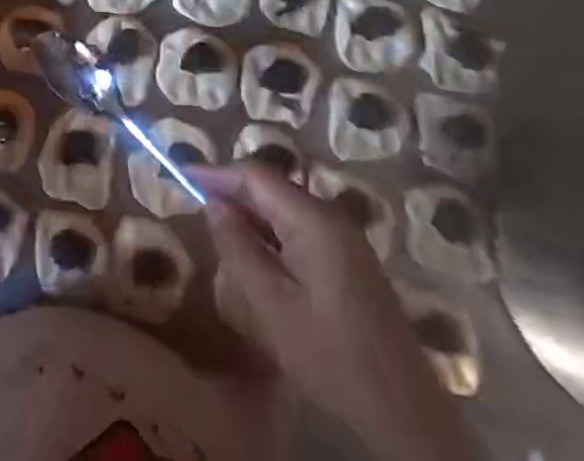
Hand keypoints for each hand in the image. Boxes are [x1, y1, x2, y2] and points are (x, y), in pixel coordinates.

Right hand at [192, 164, 476, 460]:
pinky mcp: (349, 263)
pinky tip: (252, 257)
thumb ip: (237, 247)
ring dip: (249, 216)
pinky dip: (269, 235)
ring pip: (284, 211)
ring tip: (216, 230)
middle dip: (230, 193)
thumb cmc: (328, 354)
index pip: (255, 177)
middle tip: (192, 204)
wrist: (402, 410)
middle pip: (271, 189)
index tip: (181, 175)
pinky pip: (298, 232)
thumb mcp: (269, 302)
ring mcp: (345, 241)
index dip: (216, 173)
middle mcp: (332, 219)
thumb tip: (214, 206)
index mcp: (313, 220)